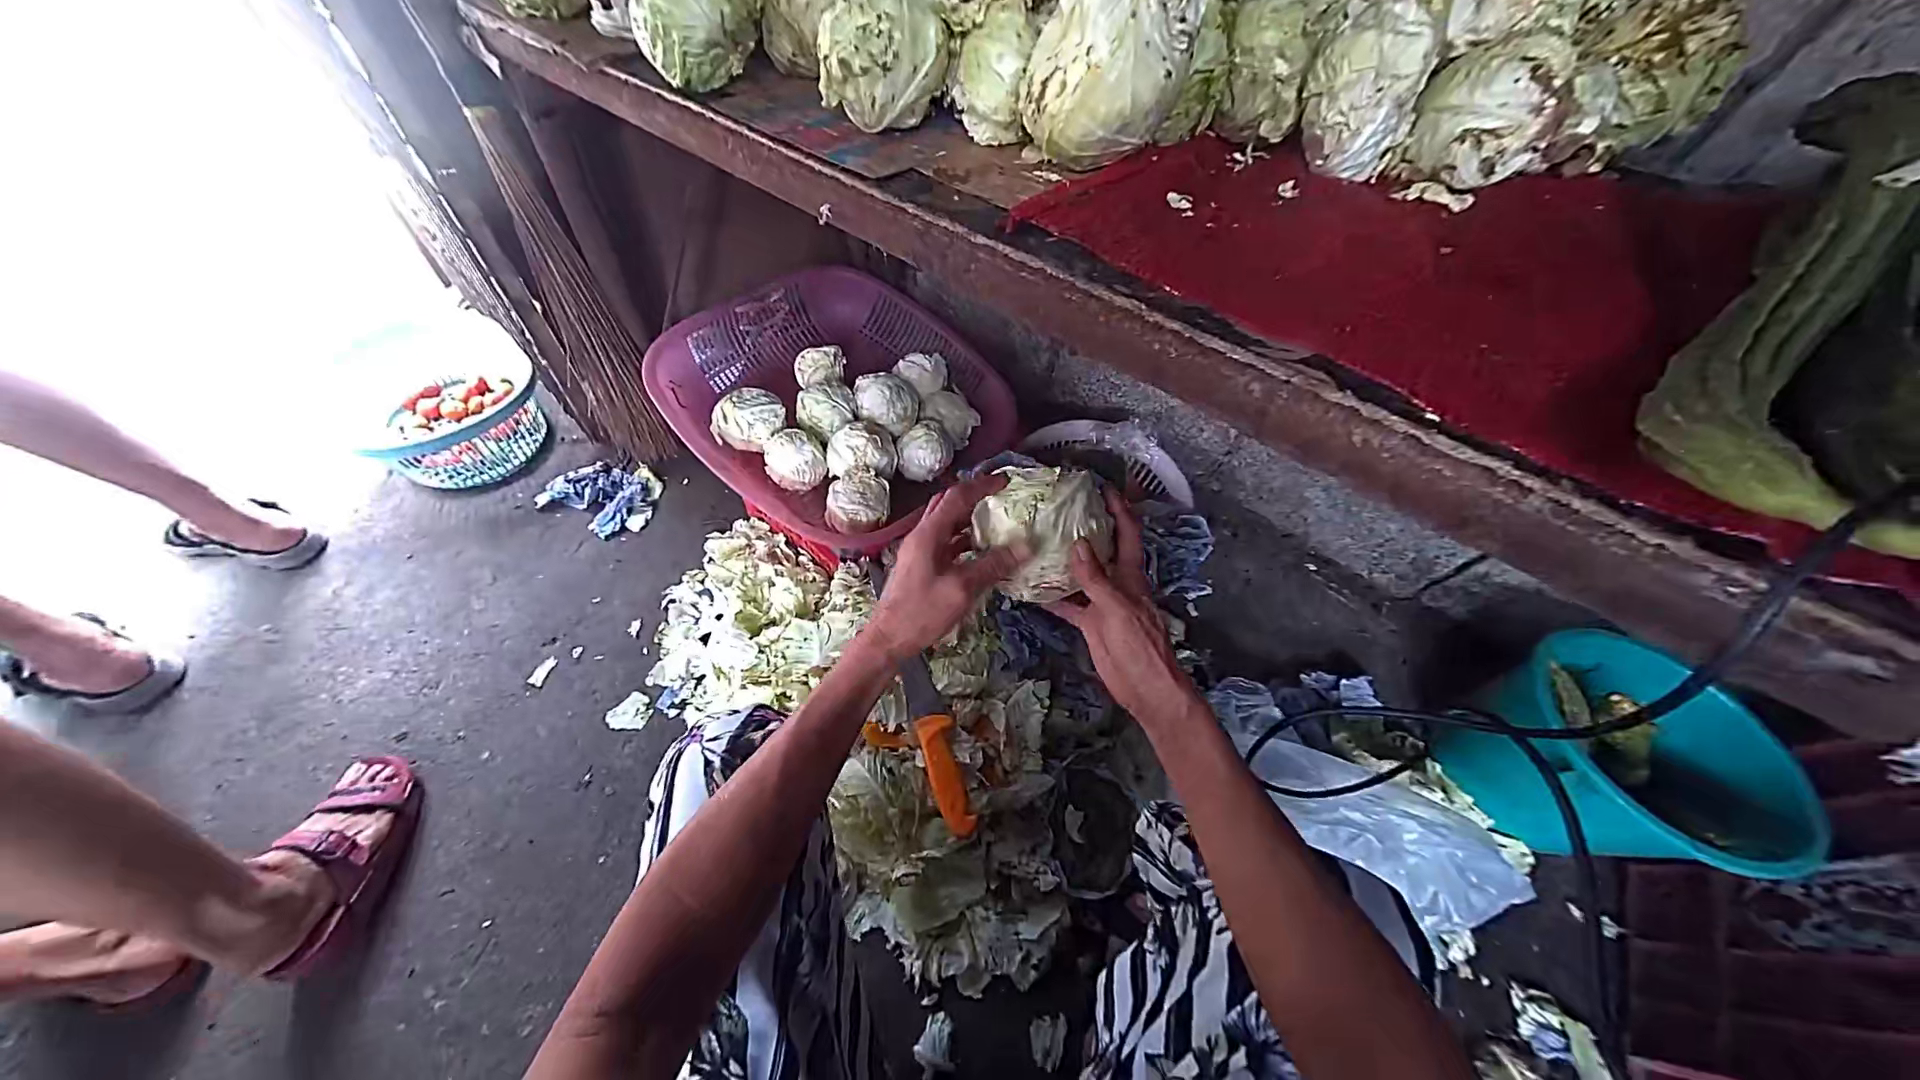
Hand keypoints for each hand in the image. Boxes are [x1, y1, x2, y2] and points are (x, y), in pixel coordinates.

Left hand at [866, 472, 1025, 659]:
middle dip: (974, 497)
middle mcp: (921, 536)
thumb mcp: (962, 590)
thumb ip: (992, 565)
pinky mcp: (921, 565)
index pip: (956, 496)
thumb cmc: (920, 613)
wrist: (888, 639)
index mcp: (928, 534)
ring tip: (997, 521)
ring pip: (946, 524)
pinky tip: (982, 551)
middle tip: (1001, 497)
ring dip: (969, 519)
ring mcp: (919, 551)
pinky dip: (964, 540)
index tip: (1005, 480)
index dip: (981, 485)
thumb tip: (1024, 547)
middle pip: (948, 505)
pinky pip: (945, 543)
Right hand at [1044, 489, 1201, 727]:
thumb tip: (1078, 544)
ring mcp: (1100, 603)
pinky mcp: (1089, 623)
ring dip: (1061, 561)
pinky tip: (1029, 588)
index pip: (1126, 533)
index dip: (1119, 508)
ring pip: (1079, 575)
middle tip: (1058, 509)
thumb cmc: (1140, 646)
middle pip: (1100, 549)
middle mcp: (1115, 583)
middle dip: (1084, 528)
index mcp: (1130, 575)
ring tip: (1036, 542)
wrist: (1145, 688)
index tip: (1102, 487)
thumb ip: (1096, 579)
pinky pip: (1067, 604)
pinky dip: (1050, 596)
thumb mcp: (1117, 609)